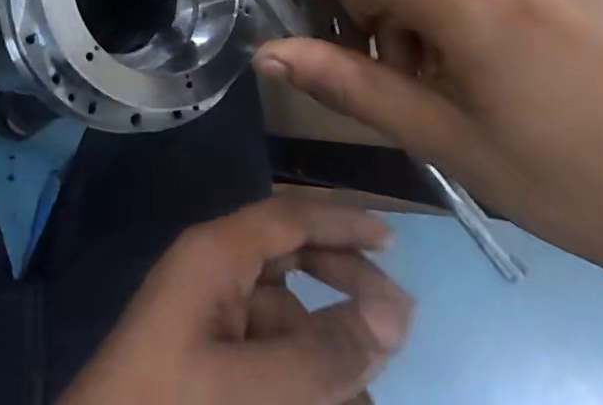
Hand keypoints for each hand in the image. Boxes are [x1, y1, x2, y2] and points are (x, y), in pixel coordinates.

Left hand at [57, 197, 411, 404]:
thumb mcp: (250, 389)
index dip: (342, 221)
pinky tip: (333, 396)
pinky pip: (267, 347)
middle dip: (344, 282)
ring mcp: (207, 311)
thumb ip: (322, 354)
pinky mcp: (206, 350)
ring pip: (286, 309)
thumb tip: (394, 316)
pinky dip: (302, 369)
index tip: (393, 241)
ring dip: (328, 340)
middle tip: (397, 325)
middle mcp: (211, 269)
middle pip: (291, 254)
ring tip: (369, 384)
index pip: (289, 216)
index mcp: (215, 254)